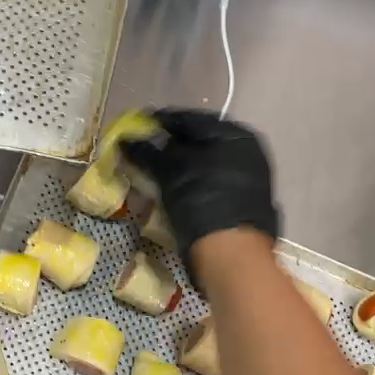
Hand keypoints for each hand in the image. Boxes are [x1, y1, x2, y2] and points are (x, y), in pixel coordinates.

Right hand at [118, 109, 278, 270]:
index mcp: (235, 134)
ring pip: (207, 166)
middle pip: (200, 143)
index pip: (190, 119)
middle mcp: (248, 152)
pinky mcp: (245, 204)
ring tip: (157, 177)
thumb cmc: (202, 201)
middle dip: (171, 148)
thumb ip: (148, 153)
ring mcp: (250, 180)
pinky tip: (178, 196)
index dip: (160, 123)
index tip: (137, 128)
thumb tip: (125, 140)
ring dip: (181, 169)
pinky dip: (193, 187)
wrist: (232, 254)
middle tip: (145, 154)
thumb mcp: (170, 173)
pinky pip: (213, 186)